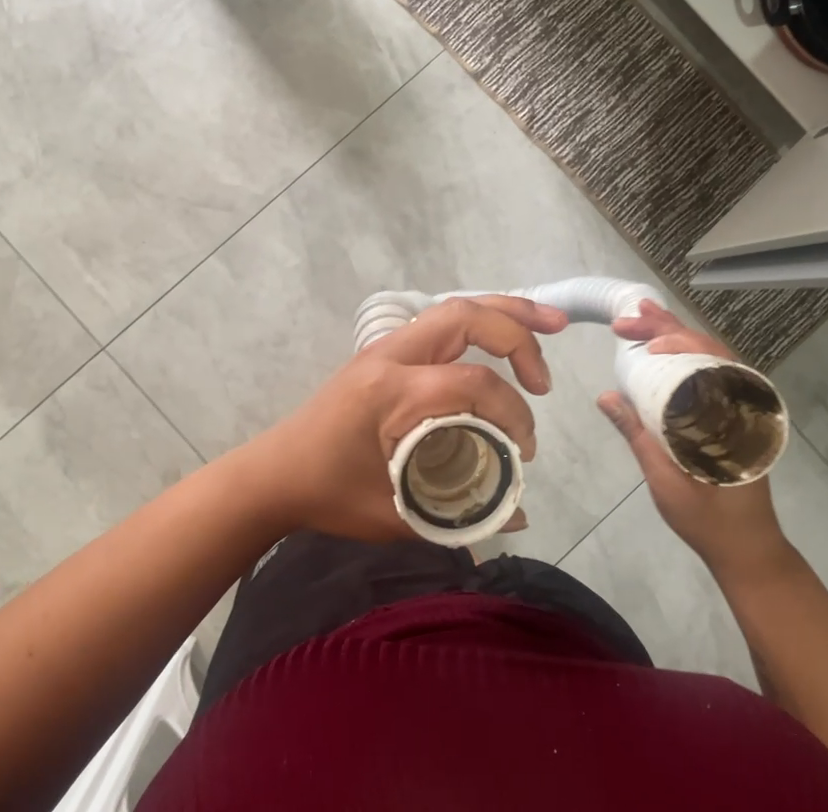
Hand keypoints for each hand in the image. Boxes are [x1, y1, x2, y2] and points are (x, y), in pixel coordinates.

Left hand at [238, 295, 567, 541]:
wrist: (272, 474)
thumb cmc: (327, 496)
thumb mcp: (393, 515)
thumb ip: (458, 517)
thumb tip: (519, 518)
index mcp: (390, 394)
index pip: (471, 384)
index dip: (510, 413)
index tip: (523, 451)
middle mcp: (389, 357)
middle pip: (464, 317)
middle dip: (518, 332)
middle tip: (554, 360)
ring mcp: (384, 348)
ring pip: (453, 309)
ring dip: (503, 314)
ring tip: (549, 324)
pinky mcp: (383, 353)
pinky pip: (440, 323)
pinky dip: (478, 323)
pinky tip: (500, 338)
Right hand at [598, 301, 793, 578]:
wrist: (746, 548)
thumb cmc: (707, 518)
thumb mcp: (666, 479)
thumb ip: (638, 434)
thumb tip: (607, 396)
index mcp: (731, 415)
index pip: (704, 359)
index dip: (671, 338)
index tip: (636, 336)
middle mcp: (743, 404)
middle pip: (707, 349)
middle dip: (667, 329)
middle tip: (628, 318)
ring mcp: (742, 410)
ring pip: (712, 359)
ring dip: (677, 337)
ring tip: (643, 319)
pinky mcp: (735, 419)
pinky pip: (714, 376)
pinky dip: (688, 358)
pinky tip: (665, 354)